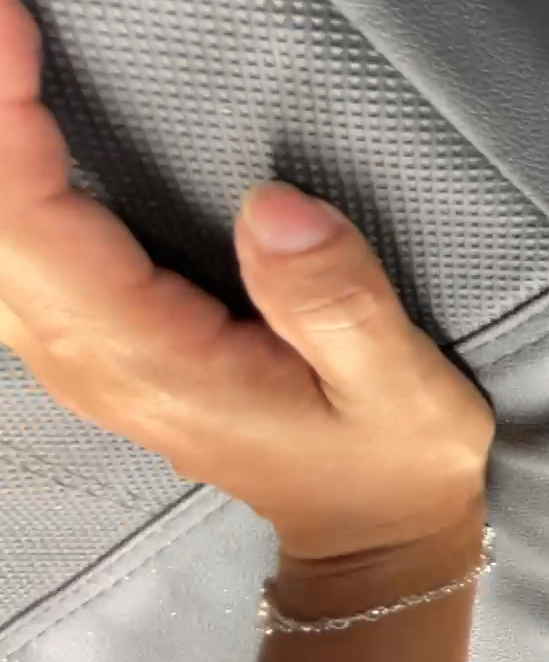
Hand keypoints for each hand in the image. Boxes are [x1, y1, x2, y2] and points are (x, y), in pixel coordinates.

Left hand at [0, 0, 492, 561]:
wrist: (375, 528)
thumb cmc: (397, 456)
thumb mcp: (398, 385)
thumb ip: (338, 303)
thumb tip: (271, 203)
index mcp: (155, 358)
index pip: (30, 227)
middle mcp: (91, 355)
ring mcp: (91, 355)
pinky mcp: (113, 345)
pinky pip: (12, 253)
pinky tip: (12, 132)